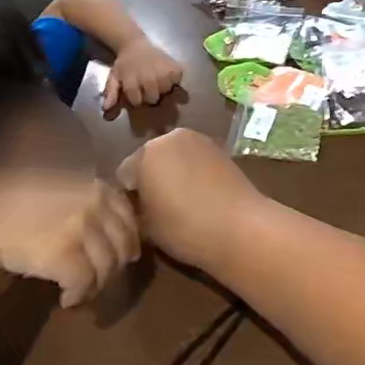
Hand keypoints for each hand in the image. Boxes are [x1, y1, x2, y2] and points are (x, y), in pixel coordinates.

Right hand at [0, 177, 140, 307]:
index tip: (127, 255)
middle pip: (121, 242)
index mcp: (94, 185)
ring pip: (107, 265)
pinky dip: (79, 295)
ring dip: (99, 285)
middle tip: (104, 280)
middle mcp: (92, 201)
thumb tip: (125, 235)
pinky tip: (68, 300)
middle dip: (117, 266)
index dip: (129, 239)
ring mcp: (79, 226)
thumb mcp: (63, 191)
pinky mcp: (64, 252)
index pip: (127, 215)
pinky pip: (85, 282)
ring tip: (85, 292)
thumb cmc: (20, 205)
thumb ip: (90, 201)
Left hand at [103, 37, 182, 108]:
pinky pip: (178, 80)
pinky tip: (167, 75)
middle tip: (148, 88)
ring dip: (162, 89)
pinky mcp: (174, 66)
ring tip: (157, 82)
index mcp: (132, 82)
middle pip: (154, 99)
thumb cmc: (124, 64)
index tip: (136, 93)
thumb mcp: (114, 78)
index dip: (136, 100)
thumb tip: (106, 109)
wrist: (134, 44)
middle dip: (150, 96)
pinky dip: (174, 79)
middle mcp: (148, 78)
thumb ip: (111, 94)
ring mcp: (163, 72)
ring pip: (166, 91)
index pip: (138, 102)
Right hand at [116, 129, 264, 267]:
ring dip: (172, 171)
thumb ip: (135, 209)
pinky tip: (201, 192)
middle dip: (150, 178)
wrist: (239, 225)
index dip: (129, 197)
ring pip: (173, 155)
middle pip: (149, 158)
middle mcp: (169, 137)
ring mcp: (197, 138)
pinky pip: (194, 157)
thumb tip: (138, 204)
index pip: (124, 174)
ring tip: (181, 200)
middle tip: (158, 207)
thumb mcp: (147, 227)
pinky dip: (192, 169)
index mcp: (145, 154)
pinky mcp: (219, 146)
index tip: (137, 215)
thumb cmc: (185, 227)